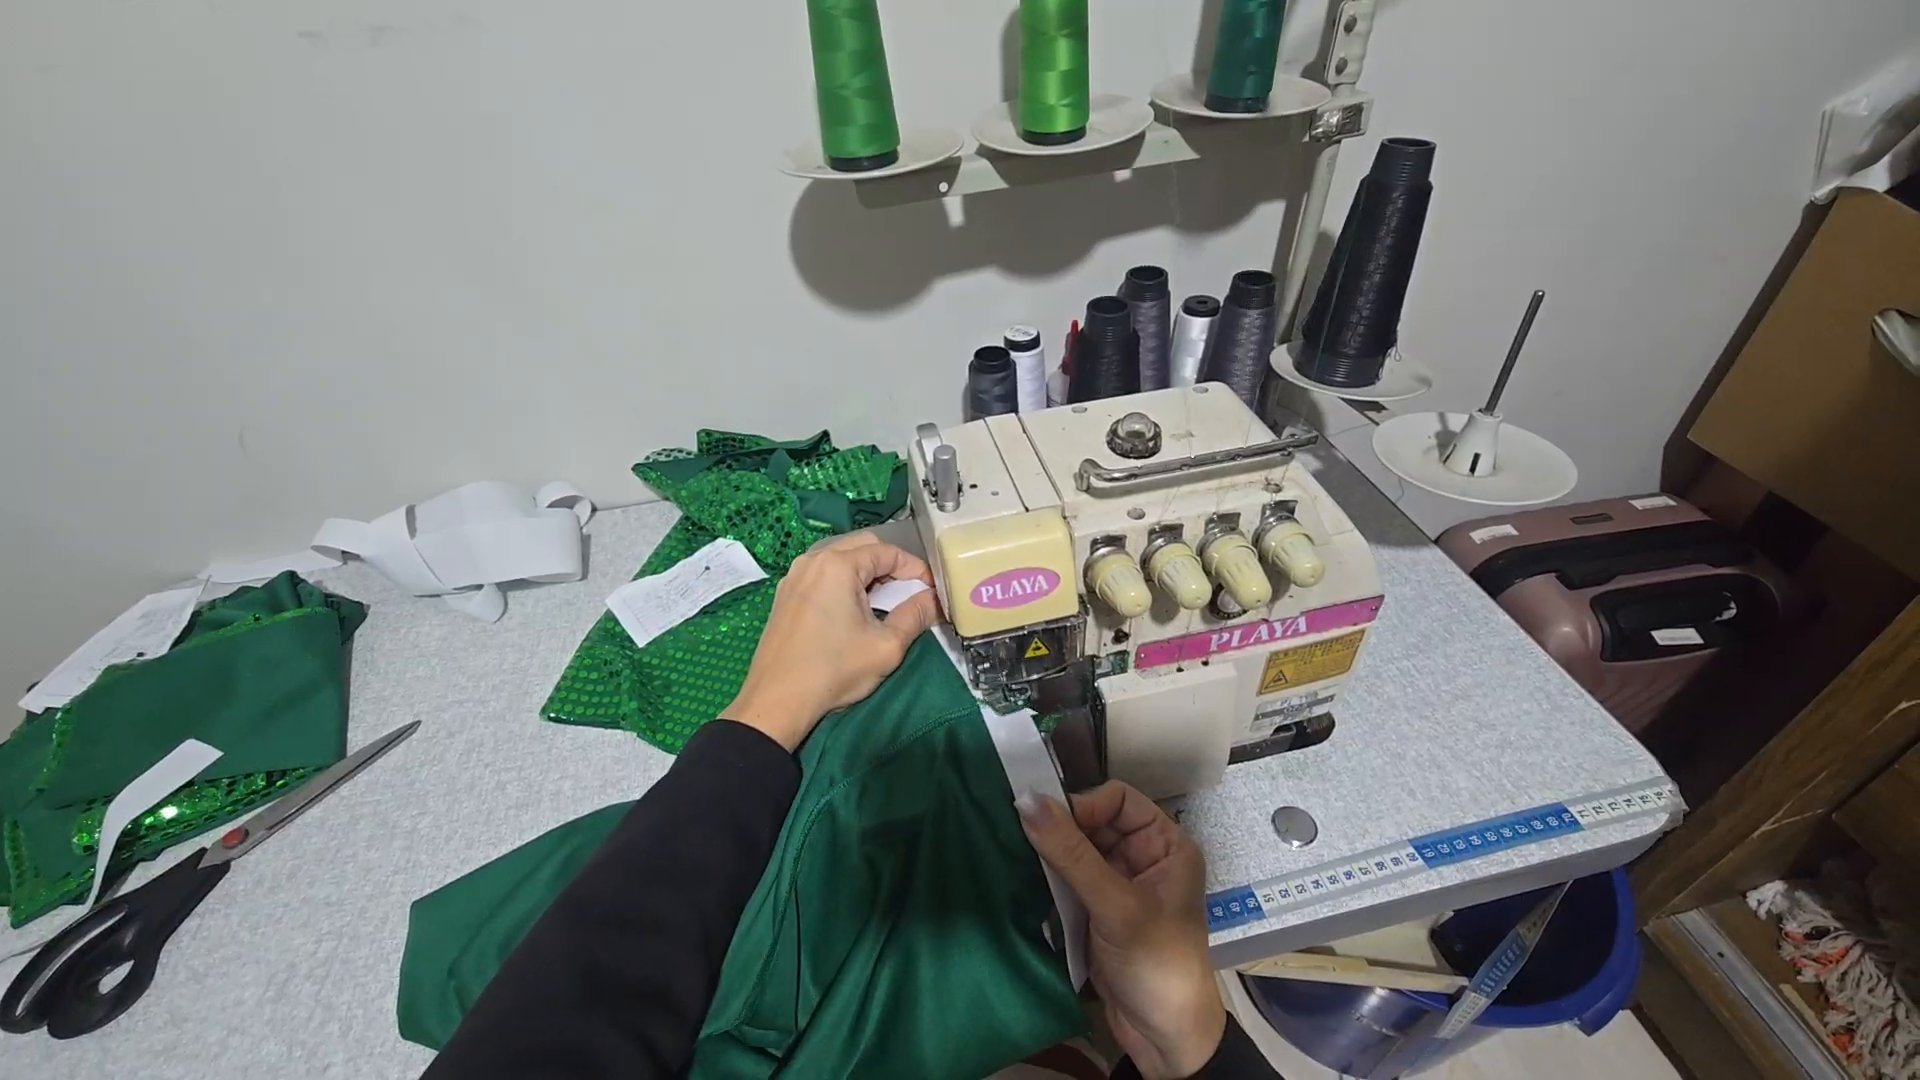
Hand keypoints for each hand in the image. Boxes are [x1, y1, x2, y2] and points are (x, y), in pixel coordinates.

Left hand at [723, 533, 943, 750]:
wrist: (776, 701)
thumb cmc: (833, 671)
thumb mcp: (886, 646)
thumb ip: (916, 616)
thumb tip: (934, 600)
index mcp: (837, 565)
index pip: (888, 552)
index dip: (915, 568)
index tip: (931, 590)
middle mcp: (813, 560)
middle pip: (863, 548)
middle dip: (891, 567)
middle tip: (909, 594)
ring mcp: (795, 576)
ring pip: (842, 559)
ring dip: (867, 574)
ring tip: (884, 604)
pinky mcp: (785, 594)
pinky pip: (823, 574)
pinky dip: (845, 583)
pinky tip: (854, 611)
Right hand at [1018, 783, 1225, 1079]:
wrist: (1164, 1040)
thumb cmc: (1155, 964)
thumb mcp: (1115, 905)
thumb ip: (1071, 853)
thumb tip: (1026, 800)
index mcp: (1166, 845)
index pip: (1118, 800)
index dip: (1084, 807)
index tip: (1051, 828)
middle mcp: (1144, 857)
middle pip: (1094, 822)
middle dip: (1063, 831)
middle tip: (1026, 842)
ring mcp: (1121, 884)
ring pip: (1078, 849)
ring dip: (1053, 855)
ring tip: (1022, 859)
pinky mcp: (1099, 909)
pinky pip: (1070, 878)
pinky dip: (1051, 878)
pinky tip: (1029, 880)